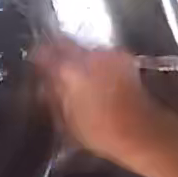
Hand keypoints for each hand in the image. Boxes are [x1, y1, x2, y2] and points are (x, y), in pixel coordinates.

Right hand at [34, 36, 177, 167]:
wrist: (142, 132)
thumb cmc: (102, 132)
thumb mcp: (68, 121)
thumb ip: (53, 97)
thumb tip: (44, 85)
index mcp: (70, 70)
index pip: (45, 52)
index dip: (38, 56)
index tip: (34, 62)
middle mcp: (89, 56)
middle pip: (66, 44)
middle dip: (58, 54)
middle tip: (53, 68)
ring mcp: (108, 55)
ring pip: (85, 50)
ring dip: (78, 59)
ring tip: (76, 77)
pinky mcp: (124, 59)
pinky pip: (101, 56)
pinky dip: (96, 63)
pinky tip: (96, 79)